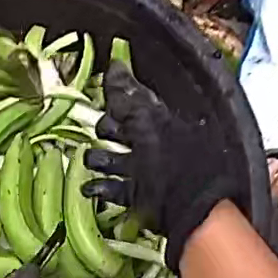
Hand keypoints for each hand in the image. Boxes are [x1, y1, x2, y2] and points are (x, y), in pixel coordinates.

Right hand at [85, 64, 244, 269]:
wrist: (188, 210)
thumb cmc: (172, 162)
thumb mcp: (148, 123)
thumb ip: (129, 98)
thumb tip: (114, 67)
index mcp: (161, 123)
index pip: (135, 103)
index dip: (117, 99)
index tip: (102, 97)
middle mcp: (154, 145)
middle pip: (122, 131)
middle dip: (107, 129)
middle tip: (101, 130)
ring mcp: (145, 173)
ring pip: (114, 160)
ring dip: (100, 159)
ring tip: (92, 159)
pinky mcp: (138, 198)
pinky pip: (113, 189)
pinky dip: (99, 187)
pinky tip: (89, 187)